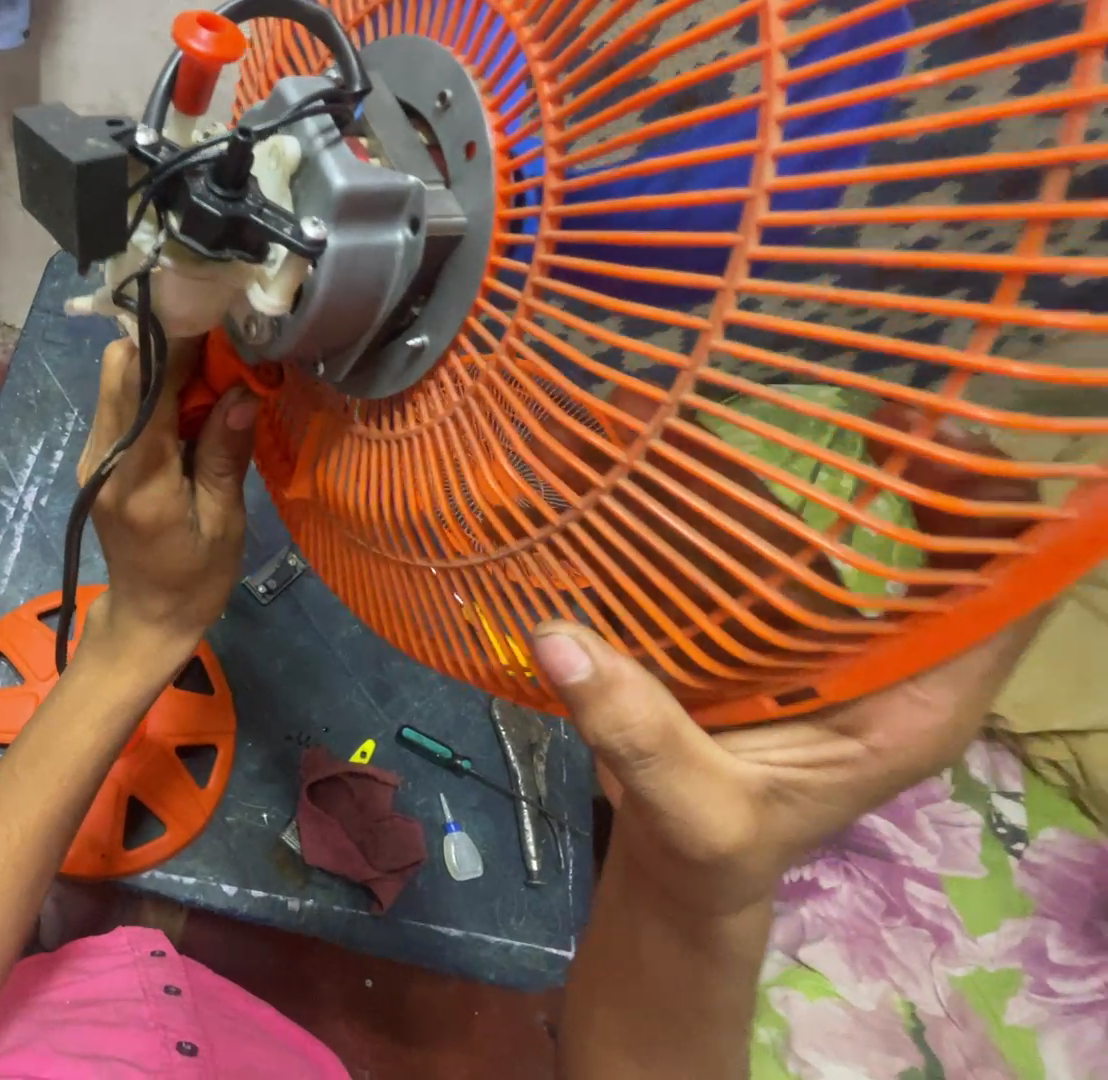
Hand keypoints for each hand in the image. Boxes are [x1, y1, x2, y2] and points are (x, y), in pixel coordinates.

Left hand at [78, 338, 259, 664]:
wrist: (146, 616)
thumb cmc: (194, 580)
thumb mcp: (222, 522)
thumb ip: (224, 453)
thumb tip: (242, 390)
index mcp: (137, 475)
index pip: (144, 381)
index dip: (178, 340)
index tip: (221, 319)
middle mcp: (103, 457)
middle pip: (121, 367)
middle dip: (170, 345)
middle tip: (222, 354)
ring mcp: (93, 457)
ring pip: (117, 379)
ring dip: (162, 365)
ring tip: (211, 379)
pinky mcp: (97, 459)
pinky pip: (120, 403)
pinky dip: (153, 389)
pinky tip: (188, 404)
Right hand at [532, 393, 1050, 914]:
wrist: (674, 861)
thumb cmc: (711, 847)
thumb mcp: (692, 807)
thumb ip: (639, 734)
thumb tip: (558, 639)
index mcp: (912, 701)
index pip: (1003, 595)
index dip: (1009, 512)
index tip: (960, 426)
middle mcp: (873, 656)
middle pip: (919, 549)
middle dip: (896, 472)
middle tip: (841, 397)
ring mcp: (807, 642)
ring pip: (824, 547)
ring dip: (793, 483)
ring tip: (746, 414)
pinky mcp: (744, 637)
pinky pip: (740, 565)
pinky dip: (713, 520)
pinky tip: (673, 479)